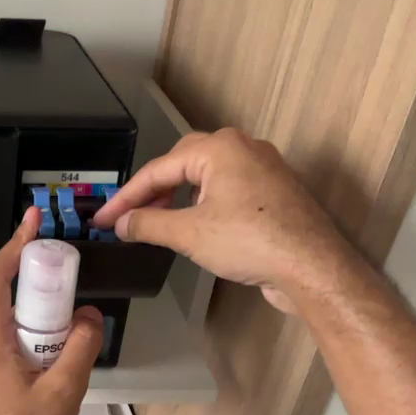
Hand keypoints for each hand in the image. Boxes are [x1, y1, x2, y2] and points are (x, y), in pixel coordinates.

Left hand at [0, 207, 104, 414]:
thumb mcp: (66, 390)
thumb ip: (80, 346)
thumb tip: (89, 316)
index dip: (15, 246)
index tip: (32, 222)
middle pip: (5, 306)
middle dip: (39, 299)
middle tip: (71, 307)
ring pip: (6, 334)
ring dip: (36, 333)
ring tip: (66, 354)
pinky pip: (2, 355)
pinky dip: (26, 352)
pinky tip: (49, 376)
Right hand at [92, 127, 357, 313]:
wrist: (310, 266)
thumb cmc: (252, 241)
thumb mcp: (189, 234)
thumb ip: (149, 224)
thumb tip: (123, 223)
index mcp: (219, 148)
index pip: (159, 169)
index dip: (126, 197)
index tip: (105, 219)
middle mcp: (242, 149)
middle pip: (182, 163)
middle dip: (152, 190)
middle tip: (129, 217)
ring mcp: (262, 169)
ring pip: (206, 176)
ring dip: (177, 197)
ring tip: (156, 222)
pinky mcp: (273, 193)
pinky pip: (226, 190)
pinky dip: (202, 204)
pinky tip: (194, 226)